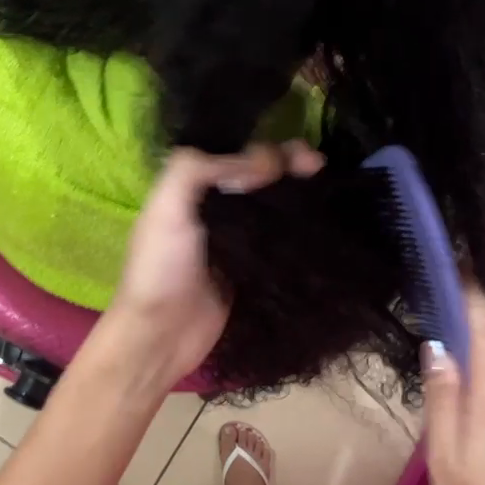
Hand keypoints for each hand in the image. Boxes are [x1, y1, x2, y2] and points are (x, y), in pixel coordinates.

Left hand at [100, 141, 321, 382]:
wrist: (161, 335)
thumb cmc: (159, 269)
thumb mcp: (166, 208)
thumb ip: (199, 169)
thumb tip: (264, 162)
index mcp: (188, 190)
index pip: (232, 155)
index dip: (263, 149)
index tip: (289, 159)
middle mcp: (212, 211)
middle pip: (257, 178)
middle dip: (288, 166)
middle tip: (318, 166)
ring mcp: (234, 243)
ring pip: (271, 207)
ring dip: (297, 193)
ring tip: (325, 186)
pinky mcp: (251, 273)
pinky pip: (279, 243)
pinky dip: (298, 231)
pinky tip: (320, 222)